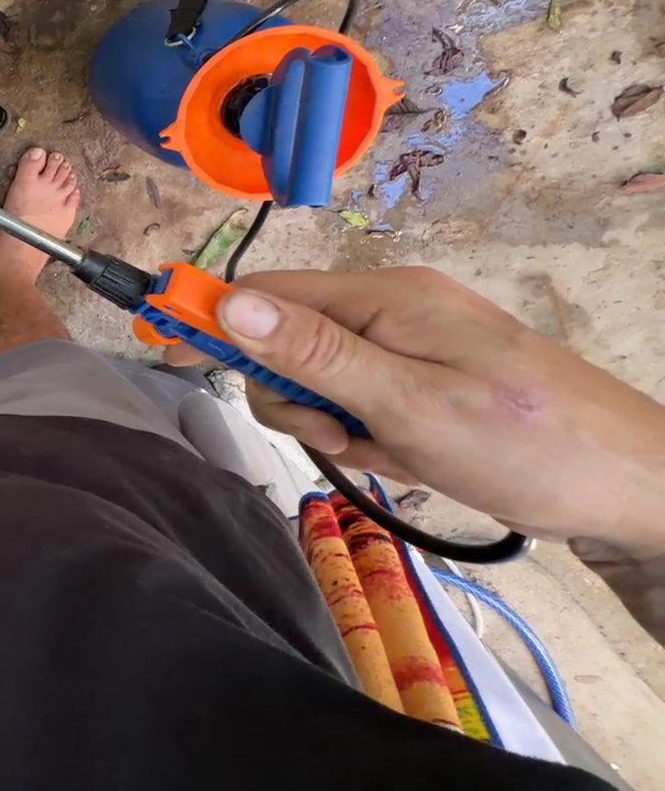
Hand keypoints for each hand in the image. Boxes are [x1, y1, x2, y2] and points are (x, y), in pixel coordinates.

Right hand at [166, 267, 664, 546]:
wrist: (646, 498)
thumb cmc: (530, 445)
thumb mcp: (409, 402)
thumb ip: (313, 352)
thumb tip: (228, 303)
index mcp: (383, 297)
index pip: (264, 292)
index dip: (212, 318)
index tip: (173, 353)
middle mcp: (385, 310)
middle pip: (279, 337)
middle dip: (286, 391)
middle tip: (325, 432)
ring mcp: (400, 346)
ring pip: (308, 375)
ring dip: (320, 418)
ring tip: (370, 448)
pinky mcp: (412, 380)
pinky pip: (346, 398)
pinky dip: (353, 429)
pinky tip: (394, 451)